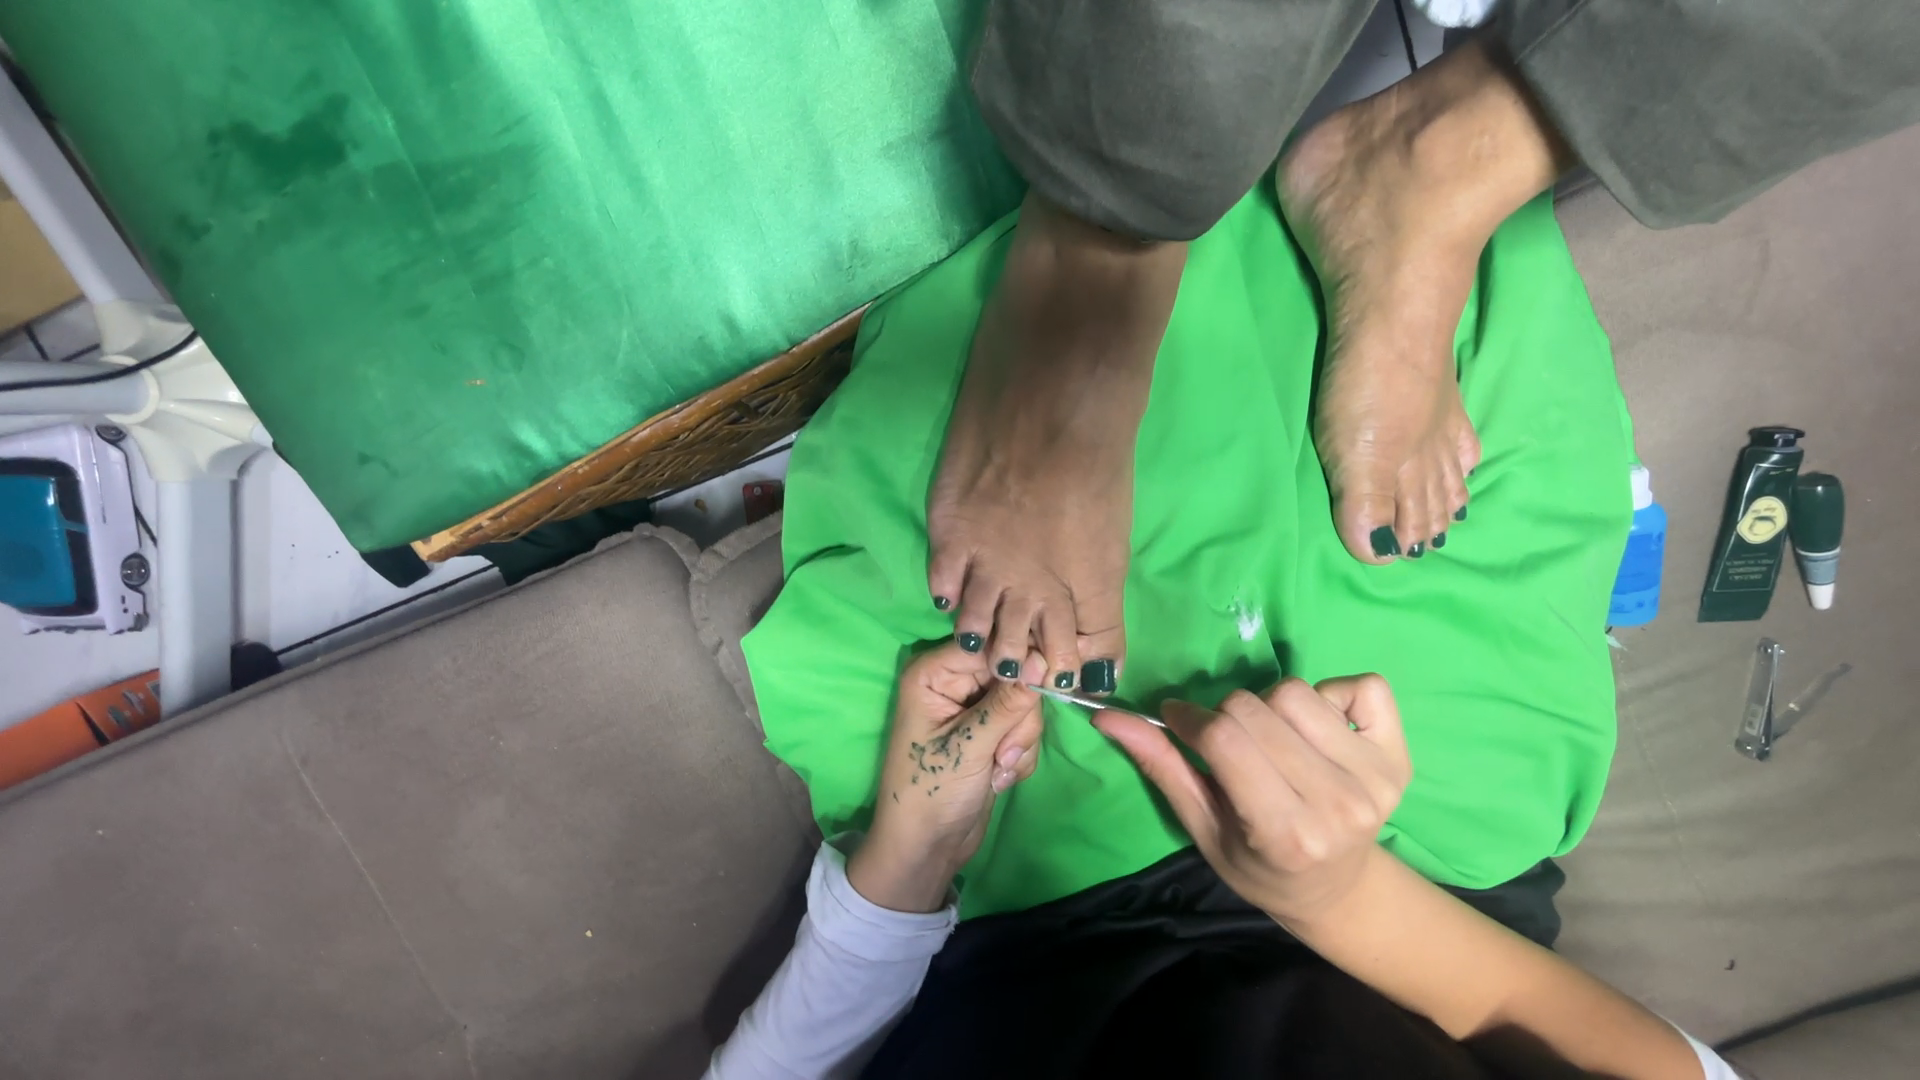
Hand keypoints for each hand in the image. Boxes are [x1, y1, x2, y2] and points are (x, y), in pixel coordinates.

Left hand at [846, 643, 1043, 912]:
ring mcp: (974, 707)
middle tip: (1003, 753)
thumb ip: (1007, 703)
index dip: (1017, 663)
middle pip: (1012, 673)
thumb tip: (1041, 659)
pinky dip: (1019, 752)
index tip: (1040, 686)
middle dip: (1018, 718)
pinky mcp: (991, 730)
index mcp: (933, 673)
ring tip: (998, 768)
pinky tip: (998, 776)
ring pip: (1025, 702)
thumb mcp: (969, 746)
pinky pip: (1024, 726)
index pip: (988, 646)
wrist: (927, 849)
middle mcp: (953, 682)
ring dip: (1019, 740)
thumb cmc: (932, 793)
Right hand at [1095, 675, 1410, 925]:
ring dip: (1271, 705)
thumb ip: (1162, 767)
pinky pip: (1364, 684)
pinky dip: (1334, 693)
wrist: (1338, 891)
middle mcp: (1338, 803)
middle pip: (1256, 707)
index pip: (1224, 738)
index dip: (1189, 718)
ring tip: (1272, 739)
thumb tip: (1107, 717)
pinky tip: (1320, 728)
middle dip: (1226, 714)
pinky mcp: (1400, 756)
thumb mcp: (1202, 827)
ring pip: (1297, 691)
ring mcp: (1375, 779)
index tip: (1178, 721)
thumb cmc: (1258, 866)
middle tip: (1227, 742)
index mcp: (1285, 832)